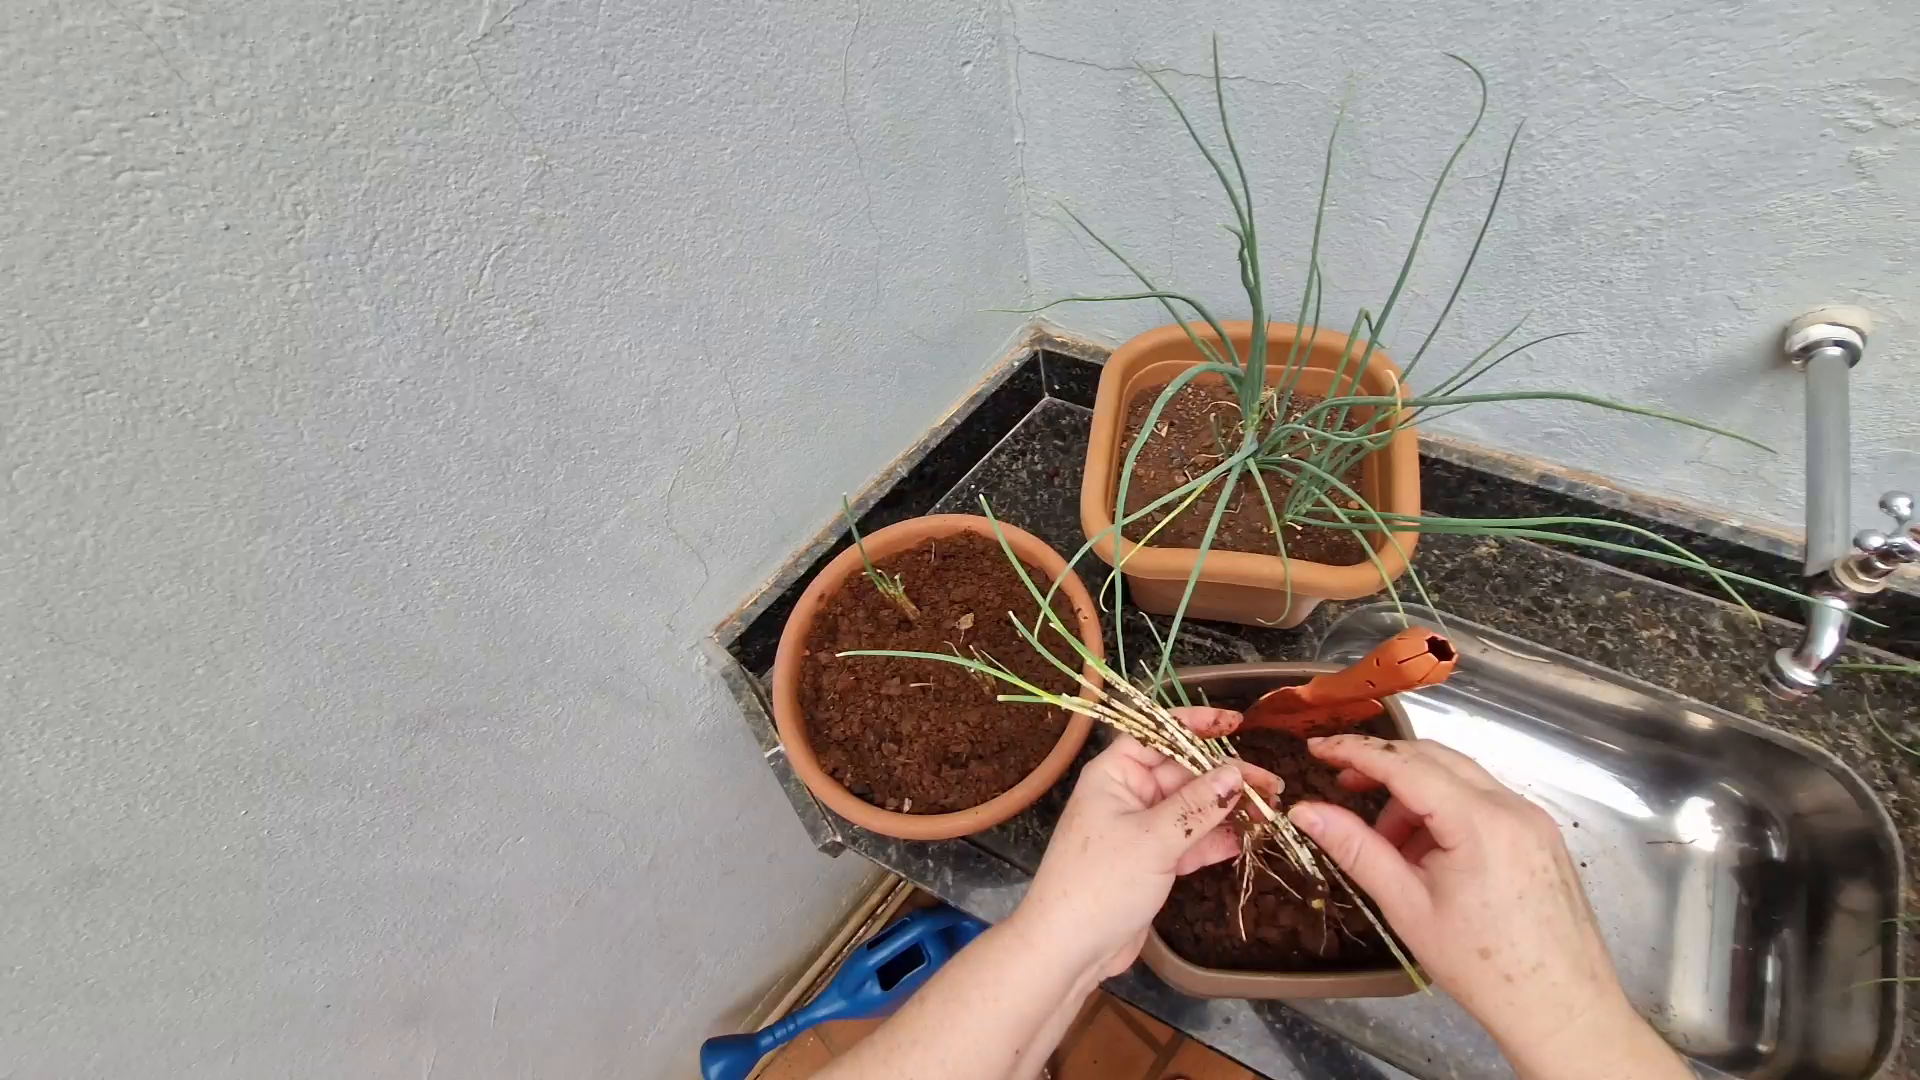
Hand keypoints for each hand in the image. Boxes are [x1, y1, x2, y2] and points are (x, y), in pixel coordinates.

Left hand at [1013, 707, 1279, 978]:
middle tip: (1271, 784)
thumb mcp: (1153, 839)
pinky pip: (1190, 839)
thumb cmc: (1100, 882)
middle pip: (1182, 772)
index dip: (1194, 724)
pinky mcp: (1153, 859)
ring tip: (1271, 811)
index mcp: (1115, 773)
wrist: (1069, 947)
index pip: (1157, 734)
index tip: (1235, 723)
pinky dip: (1216, 839)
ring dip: (1227, 809)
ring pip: (1191, 807)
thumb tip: (1236, 773)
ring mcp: (1141, 827)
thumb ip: (1197, 806)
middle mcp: (1128, 792)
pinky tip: (1249, 839)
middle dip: (1223, 776)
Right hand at [1285, 736, 1683, 1077]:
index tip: (1316, 748)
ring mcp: (1533, 820)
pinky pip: (1479, 799)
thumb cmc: (1482, 965)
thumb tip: (1302, 810)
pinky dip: (1441, 808)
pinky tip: (1424, 850)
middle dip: (1381, 764)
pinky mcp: (1540, 837)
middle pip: (1432, 756)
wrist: (1567, 1016)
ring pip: (1456, 775)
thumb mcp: (1405, 904)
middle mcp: (1513, 807)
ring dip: (1411, 791)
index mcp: (1480, 821)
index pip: (1404, 764)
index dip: (1354, 751)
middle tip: (1341, 783)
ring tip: (1386, 840)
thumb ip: (1353, 847)